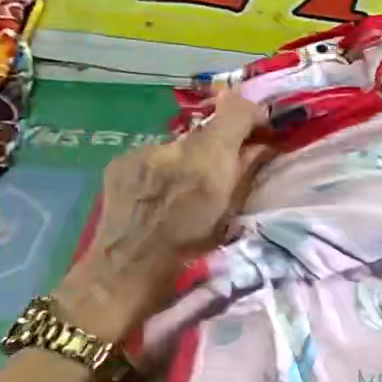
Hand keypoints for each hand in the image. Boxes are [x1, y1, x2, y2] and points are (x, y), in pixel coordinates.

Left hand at [55, 92, 272, 337]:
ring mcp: (143, 151)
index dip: (252, 114)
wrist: (125, 272)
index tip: (260, 128)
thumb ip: (245, 174)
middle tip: (217, 174)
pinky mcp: (120, 160)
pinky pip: (150, 157)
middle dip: (217, 147)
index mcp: (207, 161)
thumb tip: (261, 146)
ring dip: (185, 162)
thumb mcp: (228, 216)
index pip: (236, 110)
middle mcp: (175, 147)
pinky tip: (155, 198)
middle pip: (206, 131)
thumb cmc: (188, 255)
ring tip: (180, 194)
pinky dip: (159, 172)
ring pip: (177, 146)